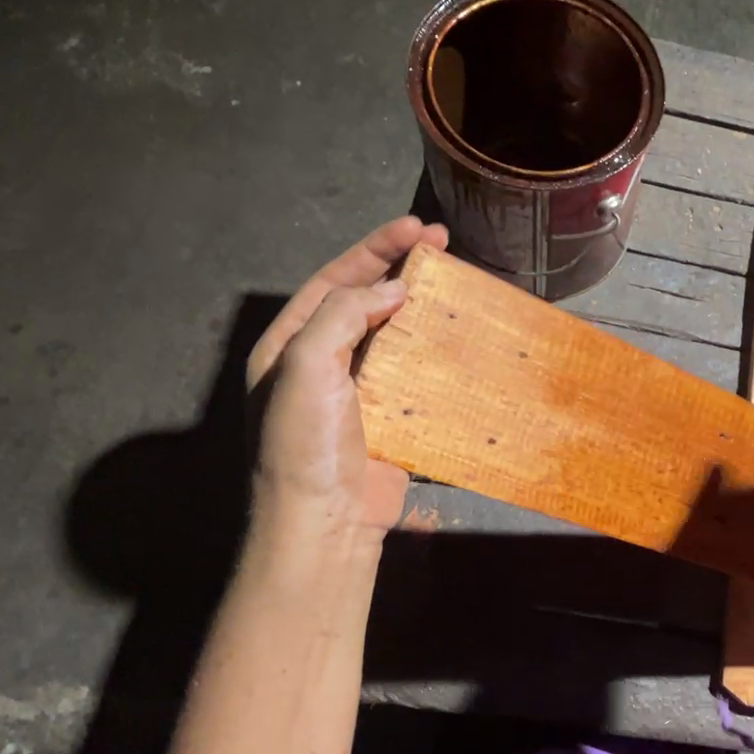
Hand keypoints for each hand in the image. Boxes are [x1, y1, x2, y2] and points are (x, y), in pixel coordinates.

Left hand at [247, 216, 448, 541]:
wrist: (327, 524)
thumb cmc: (306, 445)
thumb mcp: (306, 367)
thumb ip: (343, 316)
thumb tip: (393, 289)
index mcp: (291, 344)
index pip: (335, 280)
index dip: (375, 248)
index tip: (418, 228)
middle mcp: (323, 362)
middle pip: (367, 301)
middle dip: (402, 269)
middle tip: (445, 245)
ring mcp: (360, 391)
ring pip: (396, 334)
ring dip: (425, 308)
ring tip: (459, 284)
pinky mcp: (393, 418)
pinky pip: (418, 373)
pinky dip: (439, 352)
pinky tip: (462, 339)